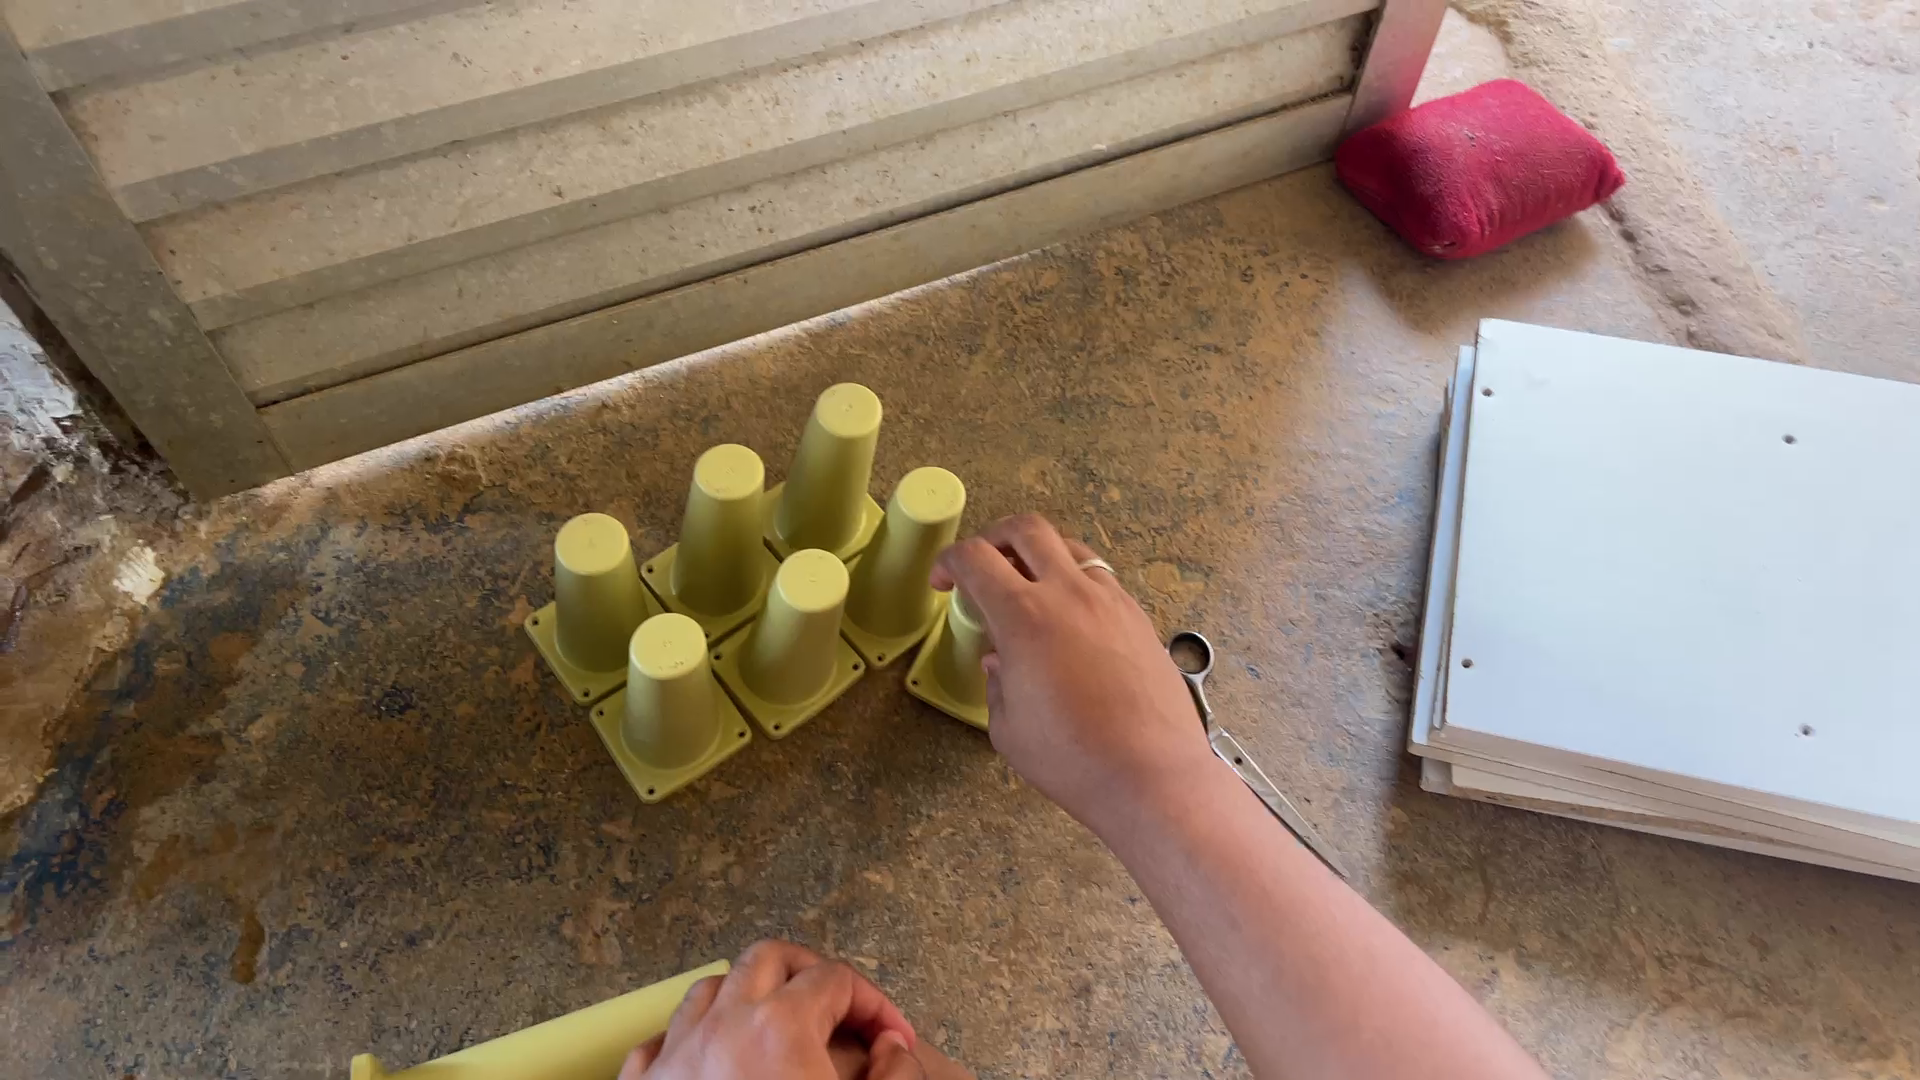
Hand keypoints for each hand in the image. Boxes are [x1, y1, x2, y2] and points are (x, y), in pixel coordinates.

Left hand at [620, 940, 921, 1079]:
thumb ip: (895, 1077)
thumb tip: (890, 1046)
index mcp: (781, 1029)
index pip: (838, 980)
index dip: (875, 1002)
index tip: (893, 1038)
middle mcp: (724, 1027)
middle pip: (770, 958)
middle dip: (811, 972)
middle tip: (839, 1008)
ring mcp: (674, 1059)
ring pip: (712, 988)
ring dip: (749, 995)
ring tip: (777, 1027)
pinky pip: (661, 1042)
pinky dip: (690, 1038)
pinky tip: (710, 1063)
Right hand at [930, 514, 1217, 829]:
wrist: (1153, 776)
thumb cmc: (1073, 758)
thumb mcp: (1008, 728)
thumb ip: (996, 683)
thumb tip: (1001, 661)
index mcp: (1025, 616)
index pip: (975, 558)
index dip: (949, 561)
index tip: (943, 581)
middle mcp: (1069, 593)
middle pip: (1026, 529)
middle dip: (994, 537)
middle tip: (983, 564)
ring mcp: (1110, 600)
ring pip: (1069, 547)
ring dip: (1040, 556)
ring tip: (1029, 588)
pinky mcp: (1138, 616)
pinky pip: (1100, 577)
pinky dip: (1075, 582)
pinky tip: (1070, 619)